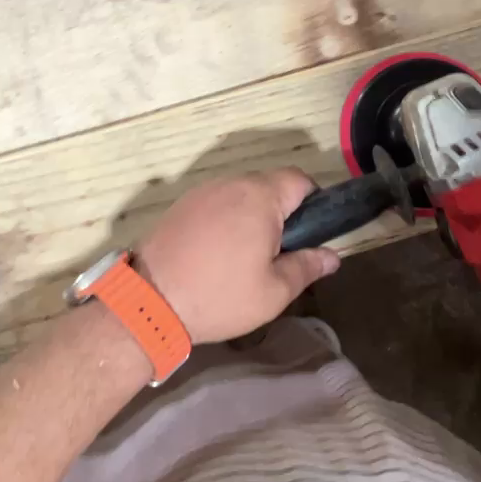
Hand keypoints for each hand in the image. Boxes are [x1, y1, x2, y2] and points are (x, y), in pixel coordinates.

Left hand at [135, 169, 341, 344]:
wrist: (148, 301)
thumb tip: (333, 255)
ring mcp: (201, 192)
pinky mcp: (180, 206)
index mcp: (259, 197)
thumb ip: (307, 267)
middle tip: (280, 253)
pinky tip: (217, 254)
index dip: (312, 202)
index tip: (311, 233)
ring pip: (240, 195)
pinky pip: (215, 204)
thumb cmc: (219, 296)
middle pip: (268, 185)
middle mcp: (230, 184)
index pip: (299, 179)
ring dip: (251, 216)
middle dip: (281, 212)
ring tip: (247, 257)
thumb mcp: (274, 292)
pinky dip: (224, 221)